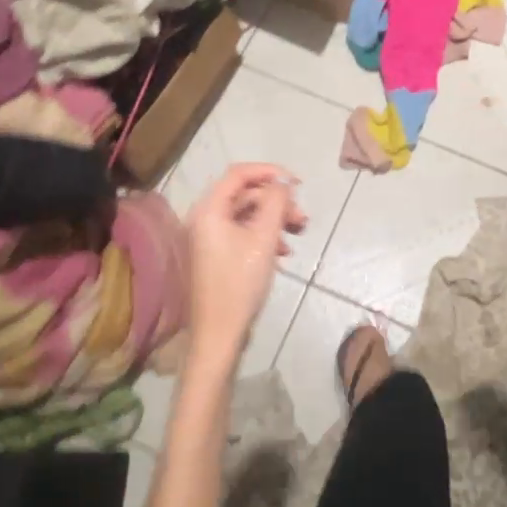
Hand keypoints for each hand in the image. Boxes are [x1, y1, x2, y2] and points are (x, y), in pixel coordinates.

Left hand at [184, 164, 306, 360]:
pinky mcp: (216, 254)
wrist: (219, 334)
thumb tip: (283, 181)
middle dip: (277, 201)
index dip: (270, 172)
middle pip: (245, 194)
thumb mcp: (263, 239)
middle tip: (302, 217)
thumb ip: (275, 203)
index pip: (239, 173)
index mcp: (209, 209)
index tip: (297, 183)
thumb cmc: (240, 283)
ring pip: (247, 214)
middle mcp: (205, 218)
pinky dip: (264, 234)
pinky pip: (243, 232)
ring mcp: (209, 237)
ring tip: (299, 231)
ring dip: (274, 218)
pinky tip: (283, 250)